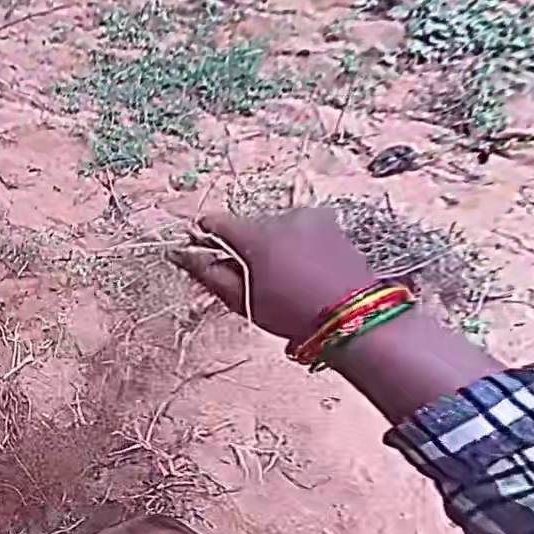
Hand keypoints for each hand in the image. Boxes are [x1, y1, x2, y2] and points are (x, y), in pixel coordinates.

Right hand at [169, 208, 378, 339]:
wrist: (353, 316)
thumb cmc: (289, 311)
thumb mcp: (239, 298)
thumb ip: (207, 272)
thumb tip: (180, 254)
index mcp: (259, 234)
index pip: (216, 222)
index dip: (203, 237)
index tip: (201, 254)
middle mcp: (286, 217)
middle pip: (246, 225)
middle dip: (238, 246)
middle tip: (241, 276)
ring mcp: (313, 219)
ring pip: (271, 227)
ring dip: (264, 245)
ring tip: (271, 275)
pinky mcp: (332, 225)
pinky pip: (296, 229)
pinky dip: (287, 244)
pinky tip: (293, 269)